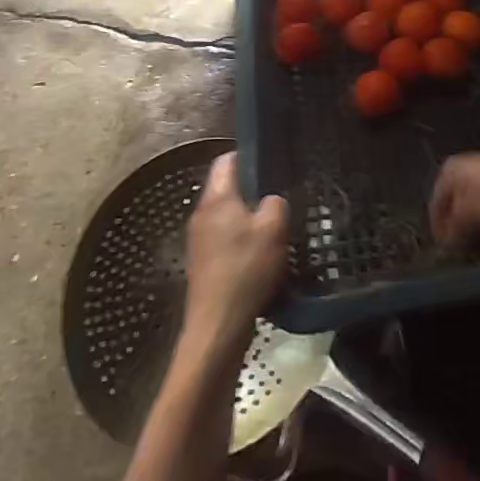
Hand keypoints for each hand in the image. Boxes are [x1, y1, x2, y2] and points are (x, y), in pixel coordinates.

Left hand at [184, 152, 288, 342]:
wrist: (217, 325)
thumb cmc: (245, 269)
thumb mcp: (273, 229)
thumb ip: (276, 203)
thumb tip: (272, 200)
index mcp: (216, 198)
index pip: (226, 160)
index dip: (248, 155)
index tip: (271, 161)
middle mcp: (201, 213)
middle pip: (227, 189)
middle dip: (253, 190)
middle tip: (281, 195)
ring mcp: (199, 240)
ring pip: (228, 216)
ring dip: (249, 218)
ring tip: (276, 227)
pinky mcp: (203, 263)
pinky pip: (226, 240)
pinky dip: (243, 241)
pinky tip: (262, 255)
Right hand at [428, 152, 479, 244]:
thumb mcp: (467, 219)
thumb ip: (452, 233)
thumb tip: (447, 243)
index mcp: (448, 170)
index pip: (435, 203)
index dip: (438, 228)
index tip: (444, 245)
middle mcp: (462, 163)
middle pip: (452, 199)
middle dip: (456, 222)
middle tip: (460, 241)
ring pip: (469, 197)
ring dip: (471, 217)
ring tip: (478, 234)